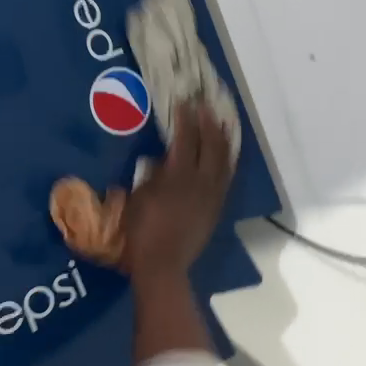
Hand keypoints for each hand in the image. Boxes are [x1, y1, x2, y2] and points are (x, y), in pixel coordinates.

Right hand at [115, 103, 234, 281]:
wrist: (162, 264)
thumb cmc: (141, 229)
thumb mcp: (139, 196)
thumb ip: (152, 175)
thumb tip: (160, 160)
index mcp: (178, 176)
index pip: (185, 139)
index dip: (185, 118)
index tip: (184, 101)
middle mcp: (201, 182)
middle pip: (211, 145)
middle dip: (208, 123)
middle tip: (204, 105)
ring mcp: (212, 195)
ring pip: (224, 160)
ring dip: (222, 139)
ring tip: (220, 123)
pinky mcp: (216, 207)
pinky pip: (226, 177)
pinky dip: (226, 160)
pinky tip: (224, 154)